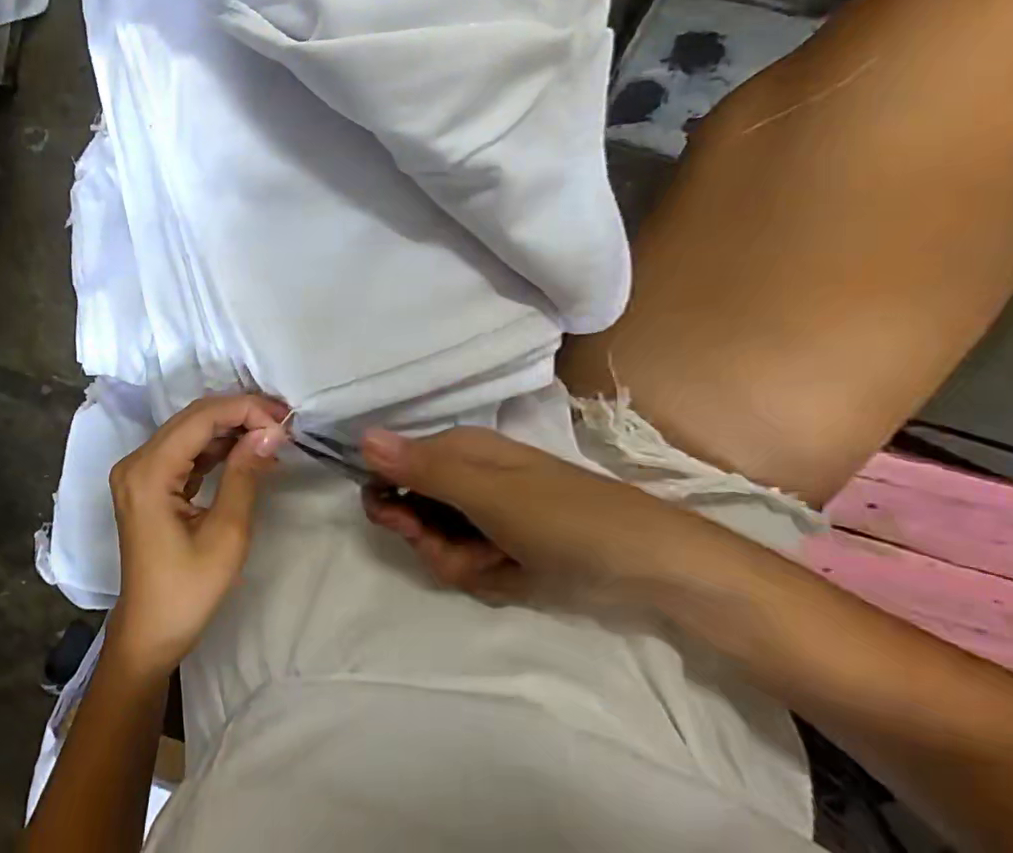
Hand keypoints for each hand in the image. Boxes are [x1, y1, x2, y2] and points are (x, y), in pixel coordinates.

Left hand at [108, 394, 288, 673]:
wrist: (150, 630)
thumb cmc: (188, 590)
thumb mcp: (226, 534)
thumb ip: (246, 475)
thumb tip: (271, 432)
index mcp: (148, 472)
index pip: (200, 419)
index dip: (244, 410)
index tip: (284, 422)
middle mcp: (136, 462)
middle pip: (192, 419)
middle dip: (239, 413)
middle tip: (284, 423)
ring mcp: (137, 472)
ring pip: (188, 431)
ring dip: (229, 428)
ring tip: (272, 434)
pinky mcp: (146, 483)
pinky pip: (182, 451)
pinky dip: (215, 447)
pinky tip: (246, 451)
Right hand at [359, 426, 728, 606]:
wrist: (651, 568)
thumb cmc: (566, 519)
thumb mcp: (489, 495)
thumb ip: (422, 468)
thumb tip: (361, 435)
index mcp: (457, 451)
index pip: (389, 471)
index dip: (391, 504)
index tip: (411, 529)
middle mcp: (464, 477)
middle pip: (412, 515)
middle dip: (436, 545)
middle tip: (478, 552)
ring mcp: (484, 514)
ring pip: (438, 546)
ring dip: (465, 565)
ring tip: (507, 566)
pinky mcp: (503, 545)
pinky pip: (468, 564)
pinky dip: (487, 576)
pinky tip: (518, 576)